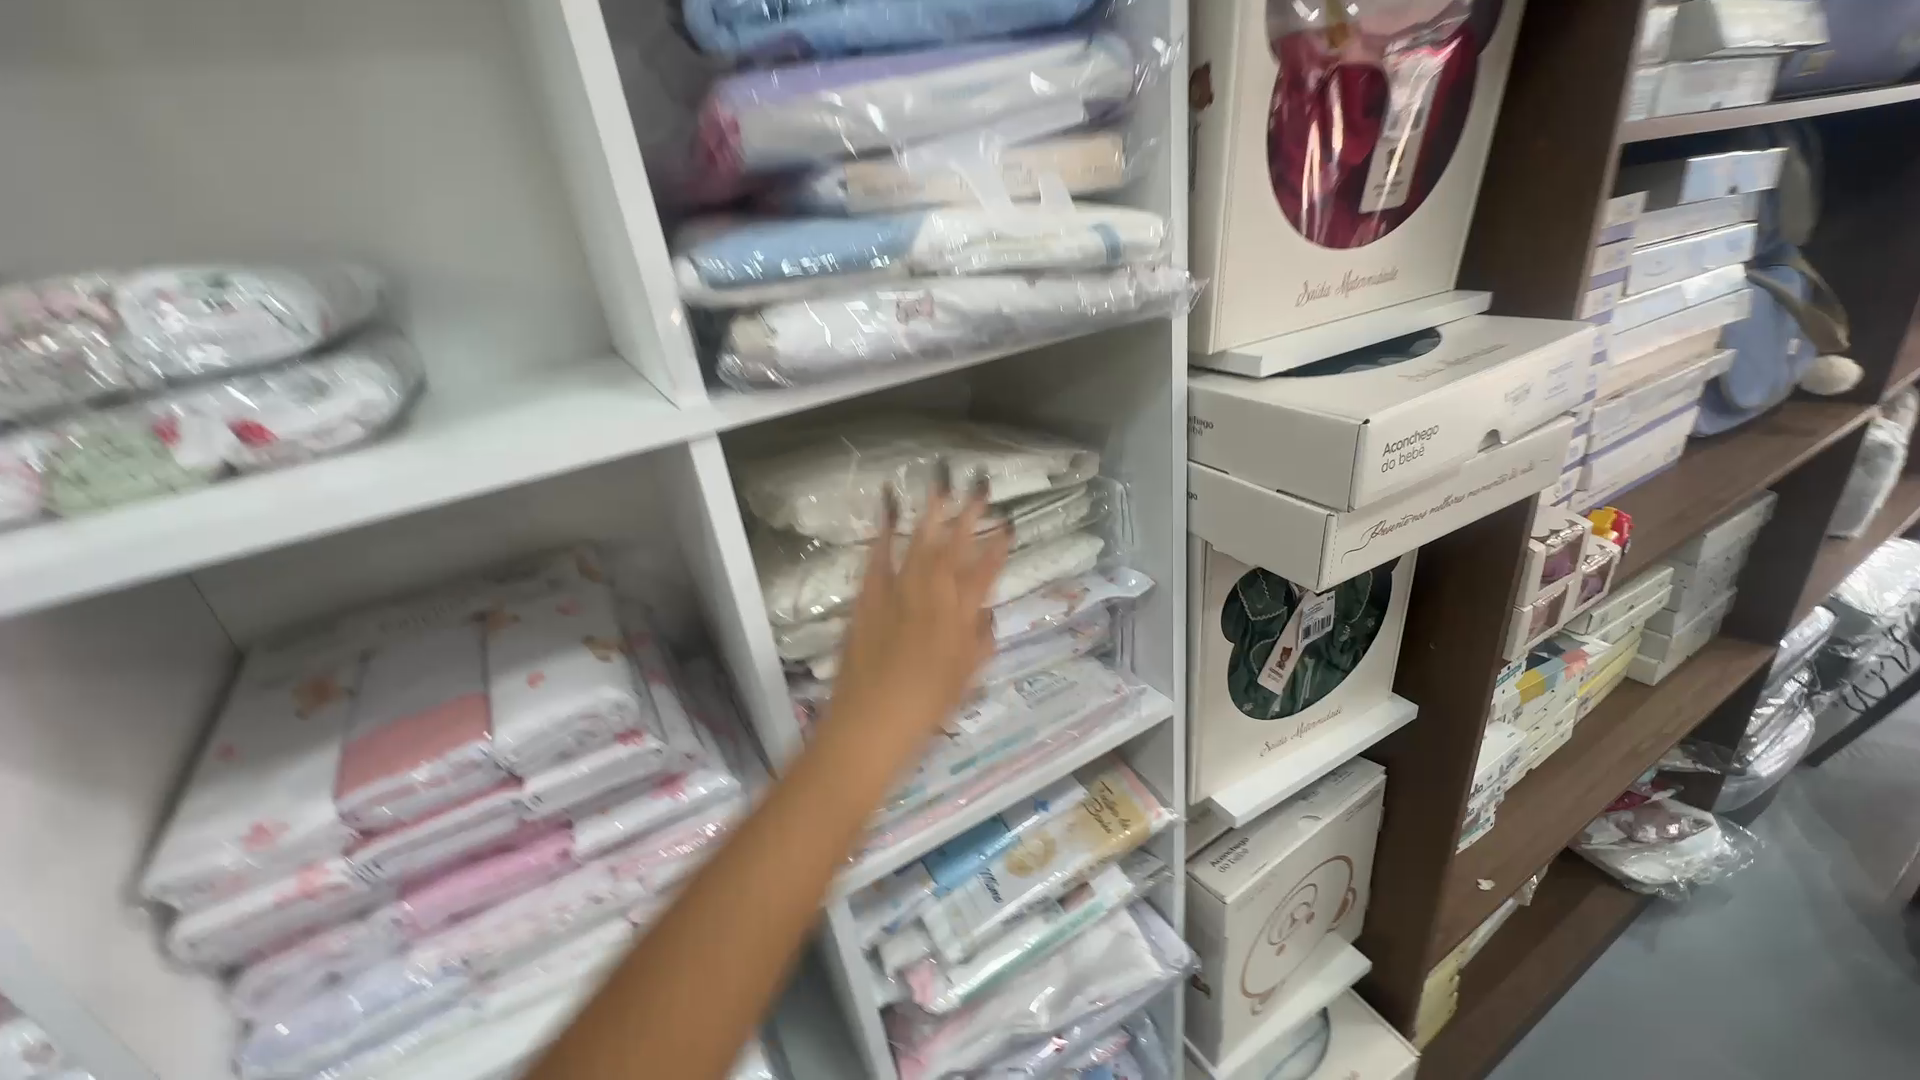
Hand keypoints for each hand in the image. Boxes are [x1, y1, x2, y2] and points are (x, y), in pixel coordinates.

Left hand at [821, 477, 1009, 759]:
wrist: (874, 719)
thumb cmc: (928, 705)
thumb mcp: (967, 676)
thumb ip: (981, 640)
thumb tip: (986, 614)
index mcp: (963, 614)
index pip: (987, 571)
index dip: (999, 546)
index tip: (1008, 523)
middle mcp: (934, 593)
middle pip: (955, 547)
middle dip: (969, 515)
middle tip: (979, 488)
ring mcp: (899, 590)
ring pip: (919, 543)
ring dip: (932, 512)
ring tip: (942, 484)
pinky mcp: (869, 595)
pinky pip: (878, 556)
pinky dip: (884, 531)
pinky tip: (888, 510)